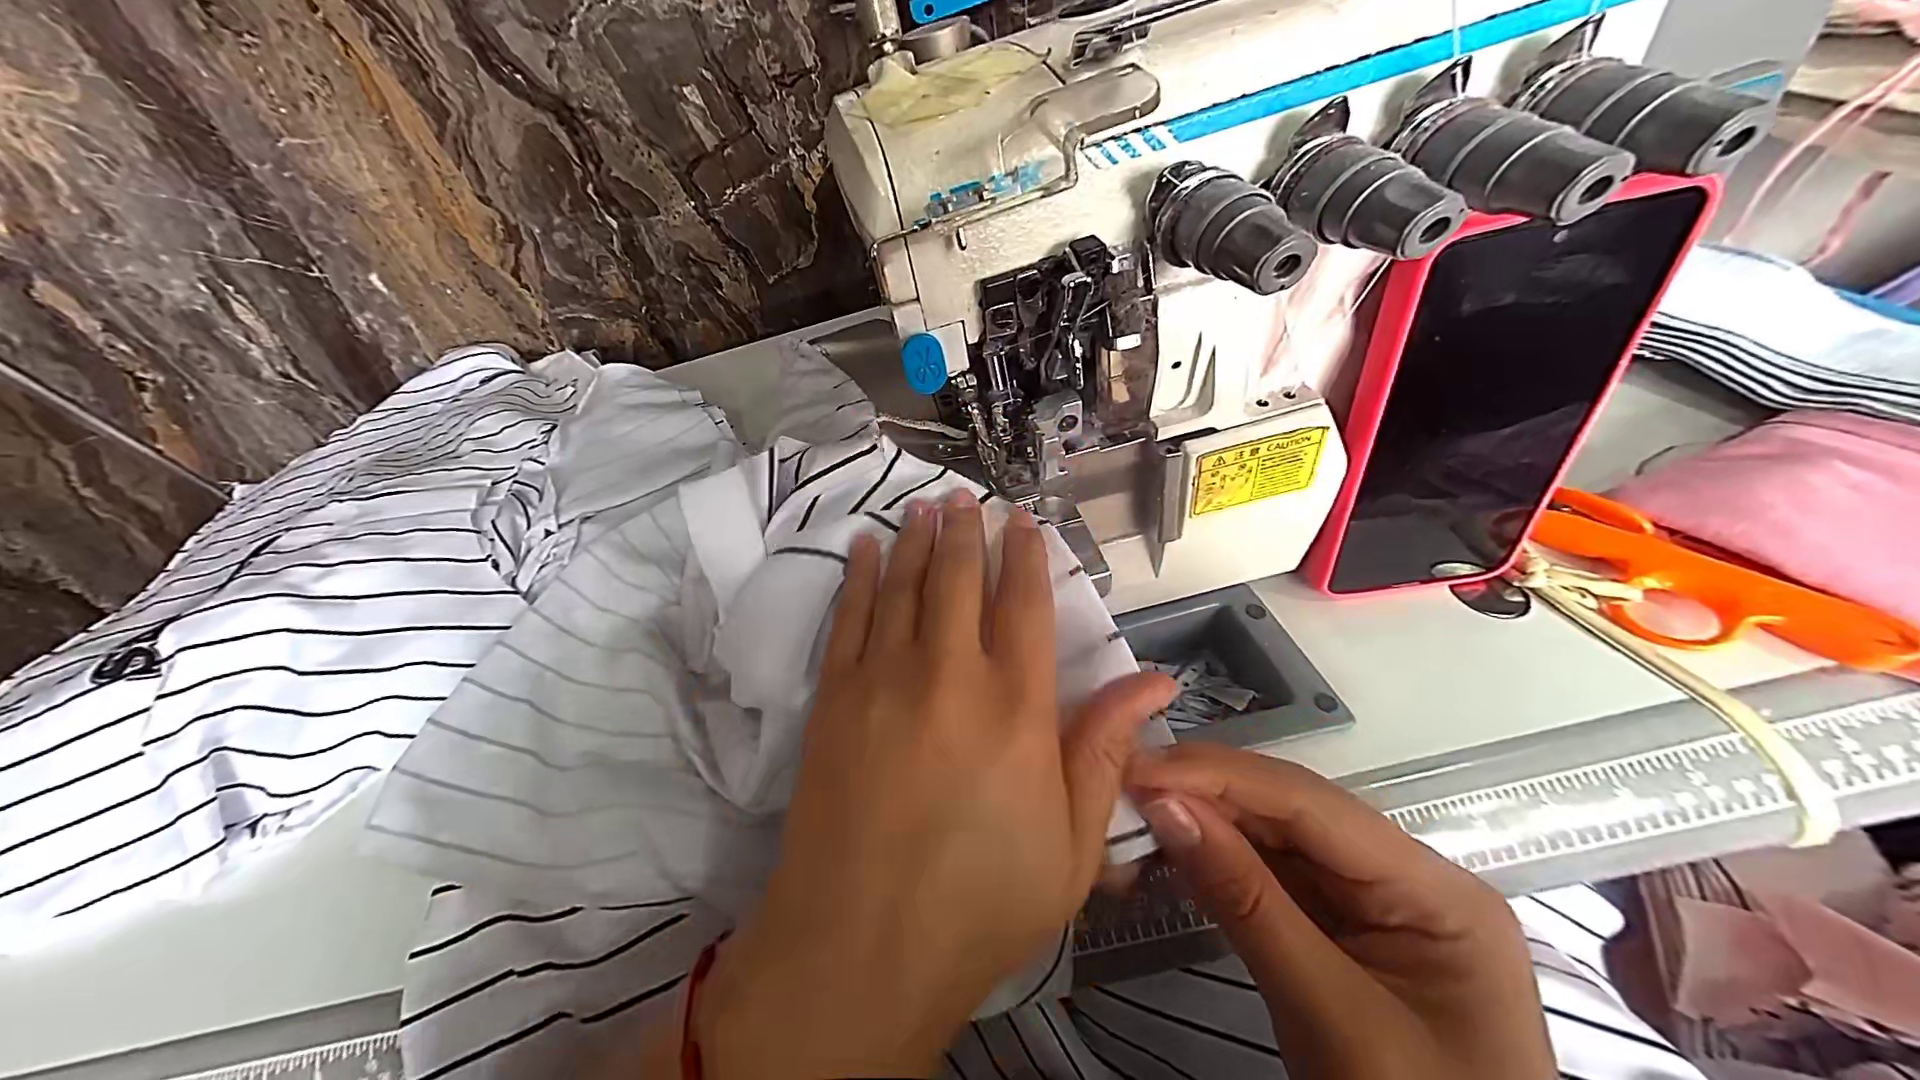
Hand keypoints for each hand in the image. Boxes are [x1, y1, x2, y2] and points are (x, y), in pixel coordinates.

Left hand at [694, 490, 1175, 1077]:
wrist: (860, 947)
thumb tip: (1155, 681)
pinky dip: (858, 576)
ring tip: (923, 507)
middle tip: (965, 497)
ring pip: (903, 584)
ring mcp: (883, 680)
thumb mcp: (1073, 842)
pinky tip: (863, 548)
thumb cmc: (981, 902)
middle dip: (965, 530)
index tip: (1023, 522)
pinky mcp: (833, 699)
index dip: (1026, 554)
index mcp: (1016, 707)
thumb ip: (1106, 748)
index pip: (1025, 603)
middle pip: (959, 579)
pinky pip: (848, 617)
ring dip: (914, 539)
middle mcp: (949, 675)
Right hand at [1128, 743, 1551, 1079]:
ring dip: (1206, 820)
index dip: (1220, 775)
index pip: (1310, 803)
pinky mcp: (1343, 928)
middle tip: (1127, 779)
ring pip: (1277, 838)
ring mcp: (1375, 903)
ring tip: (1138, 804)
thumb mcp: (1330, 1019)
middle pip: (1292, 811)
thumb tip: (1167, 809)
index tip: (1141, 766)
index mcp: (1433, 889)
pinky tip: (1176, 846)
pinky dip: (1220, 860)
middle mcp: (1407, 876)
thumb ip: (1247, 903)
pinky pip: (1273, 876)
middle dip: (1207, 790)